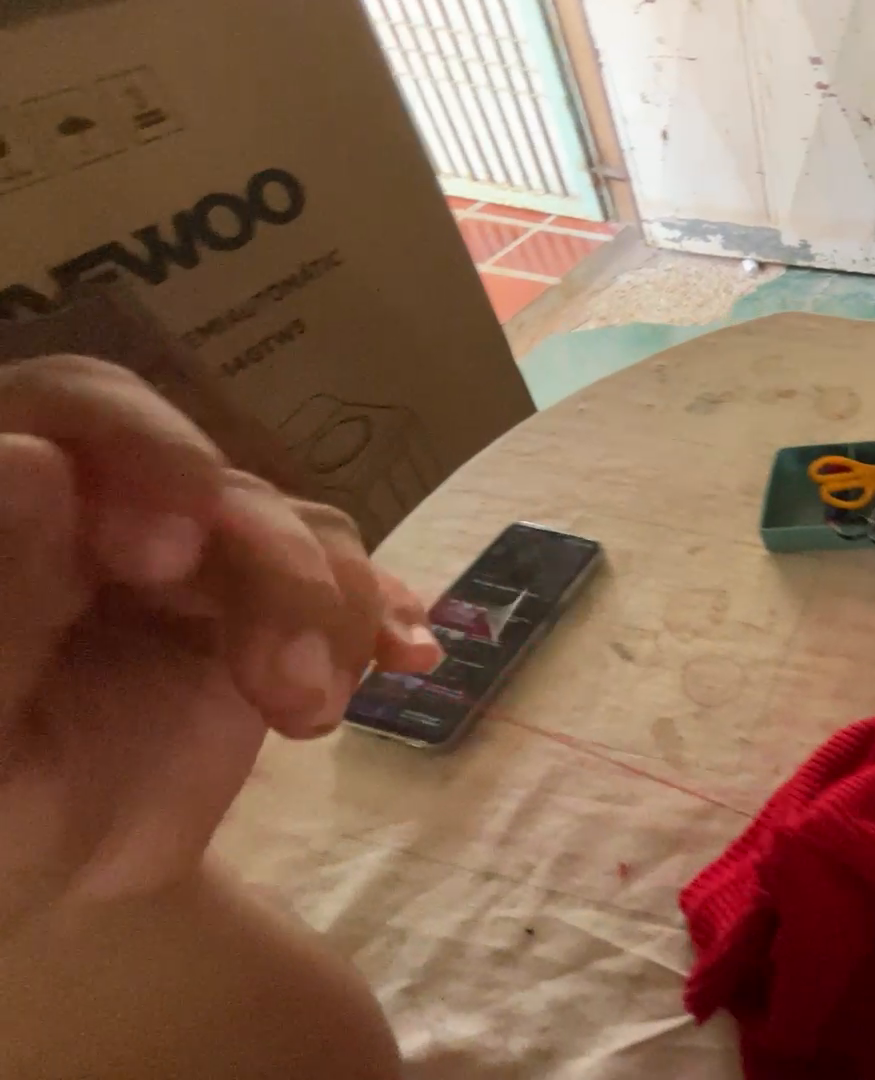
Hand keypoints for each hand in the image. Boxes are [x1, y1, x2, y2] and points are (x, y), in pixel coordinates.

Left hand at [0, 356, 443, 920]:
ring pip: (312, 535)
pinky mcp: (280, 602)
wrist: (70, 886)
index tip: (168, 558)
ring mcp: (209, 559)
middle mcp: (117, 515)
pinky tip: (408, 658)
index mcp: (10, 517)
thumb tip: (27, 455)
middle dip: (278, 580)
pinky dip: (388, 618)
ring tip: (313, 714)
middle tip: (281, 684)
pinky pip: (361, 580)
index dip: (145, 454)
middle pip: (232, 488)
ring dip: (334, 619)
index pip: (77, 409)